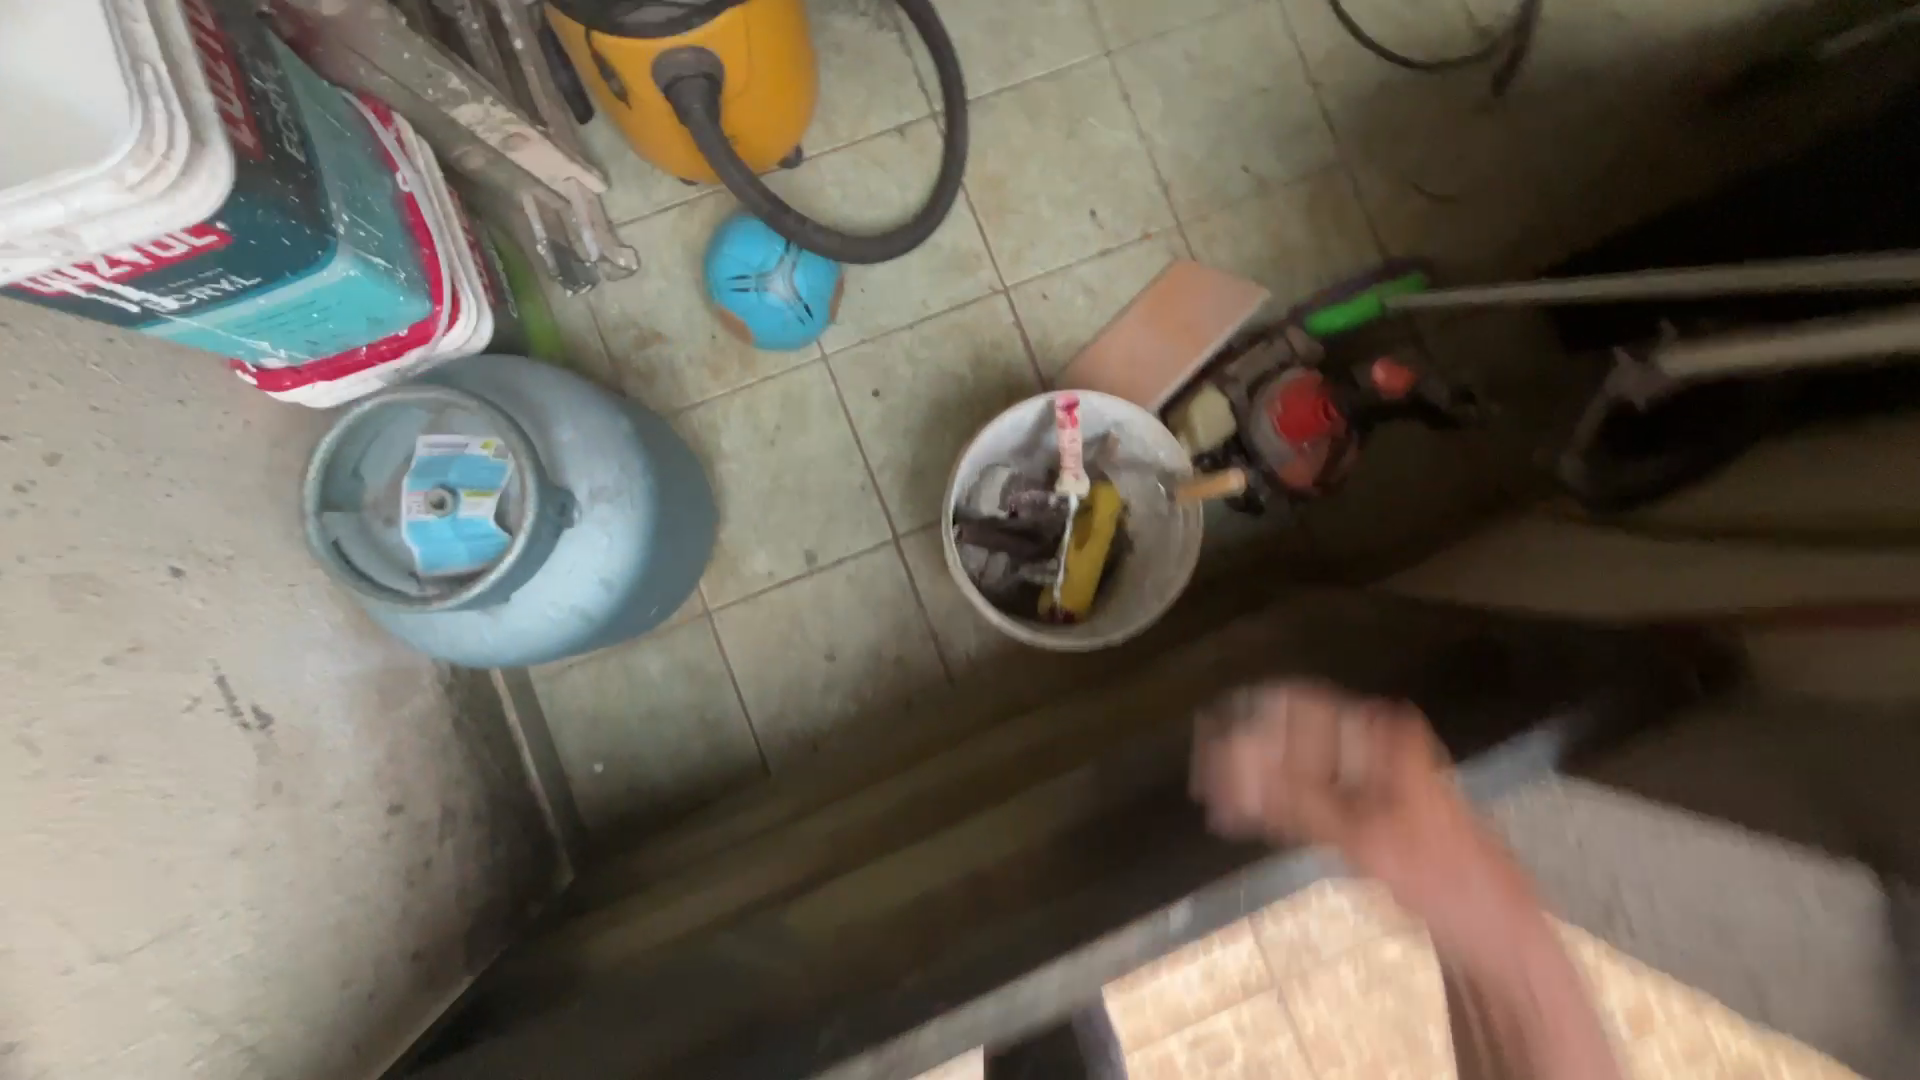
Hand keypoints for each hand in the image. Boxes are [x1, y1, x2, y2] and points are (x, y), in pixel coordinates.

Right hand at [1189, 681, 1535, 950]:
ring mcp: (1369, 774)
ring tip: (1215, 800)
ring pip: (1294, 764)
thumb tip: (1230, 763)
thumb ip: (1294, 800)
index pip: (1300, 707)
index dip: (1252, 719)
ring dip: (1254, 781)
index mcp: (1381, 733)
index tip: (1210, 738)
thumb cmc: (1440, 876)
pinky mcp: (1362, 805)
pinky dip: (1273, 804)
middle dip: (1246, 754)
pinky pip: (1305, 792)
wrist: (1493, 927)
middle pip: (1292, 734)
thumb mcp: (1364, 838)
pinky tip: (1242, 815)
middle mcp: (1373, 743)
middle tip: (1205, 777)